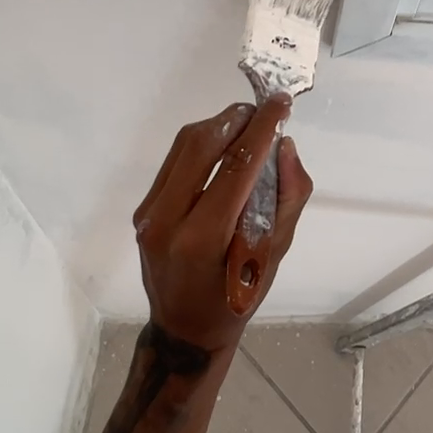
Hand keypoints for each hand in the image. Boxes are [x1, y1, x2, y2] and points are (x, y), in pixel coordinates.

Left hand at [131, 96, 313, 352]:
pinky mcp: (144, 208)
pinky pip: (176, 159)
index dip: (262, 128)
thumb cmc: (238, 298)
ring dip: (220, 125)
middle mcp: (166, 221)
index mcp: (202, 238)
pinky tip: (226, 146)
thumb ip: (288, 198)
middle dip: (238, 118)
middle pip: (202, 144)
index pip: (236, 166)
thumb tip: (285, 146)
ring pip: (184, 145)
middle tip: (266, 111)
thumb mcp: (275, 254)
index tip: (281, 102)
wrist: (184, 330)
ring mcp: (148, 214)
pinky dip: (204, 143)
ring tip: (249, 124)